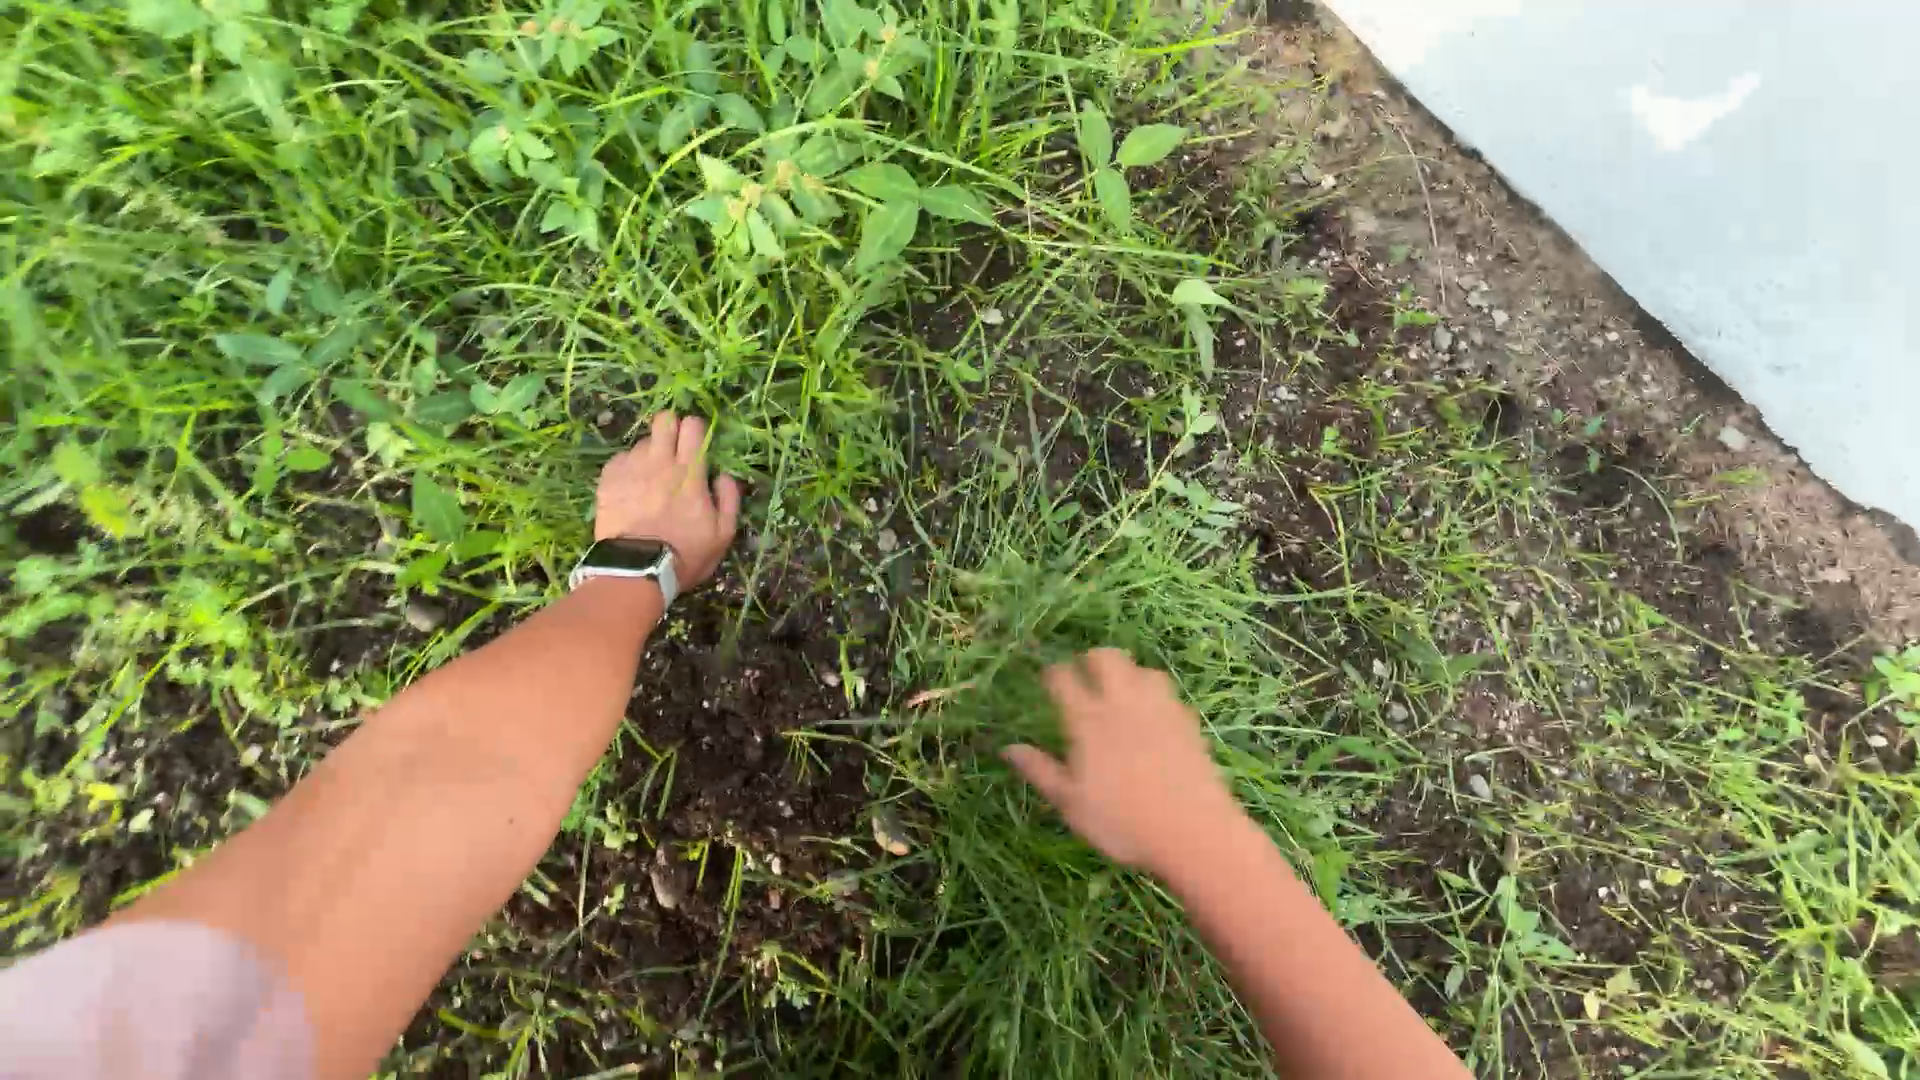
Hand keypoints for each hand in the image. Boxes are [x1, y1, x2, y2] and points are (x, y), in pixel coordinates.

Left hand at [594, 411, 740, 587]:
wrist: (637, 570)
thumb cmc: (686, 553)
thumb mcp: (723, 533)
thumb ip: (728, 498)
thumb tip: (724, 475)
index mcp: (690, 472)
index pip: (692, 427)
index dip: (696, 430)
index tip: (698, 445)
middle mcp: (659, 462)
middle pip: (664, 421)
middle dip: (672, 429)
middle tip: (675, 450)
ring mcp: (631, 469)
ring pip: (643, 442)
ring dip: (652, 453)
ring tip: (653, 477)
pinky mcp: (608, 479)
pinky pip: (621, 459)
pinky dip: (630, 468)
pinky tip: (633, 487)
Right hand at [1003, 649, 1245, 878]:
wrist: (1194, 833)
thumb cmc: (1123, 823)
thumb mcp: (1072, 803)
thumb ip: (1039, 770)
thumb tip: (1007, 748)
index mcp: (1087, 721)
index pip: (1064, 678)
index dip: (1052, 672)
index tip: (1048, 678)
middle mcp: (1122, 704)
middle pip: (1106, 658)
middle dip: (1092, 658)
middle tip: (1085, 671)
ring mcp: (1158, 709)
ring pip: (1141, 669)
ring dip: (1128, 671)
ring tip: (1120, 687)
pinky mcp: (1186, 721)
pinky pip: (1168, 692)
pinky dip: (1155, 692)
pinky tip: (1153, 710)